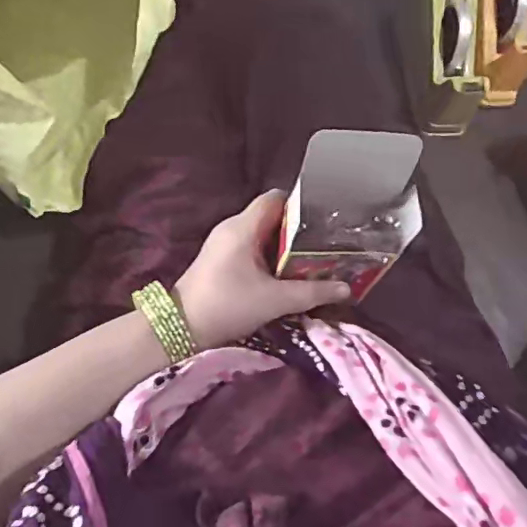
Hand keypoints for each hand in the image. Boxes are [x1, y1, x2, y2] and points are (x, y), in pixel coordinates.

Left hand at [174, 190, 352, 347]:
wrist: (180, 328)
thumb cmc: (227, 306)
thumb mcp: (275, 301)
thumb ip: (312, 293)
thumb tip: (347, 289)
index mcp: (243, 227)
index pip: (275, 198)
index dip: (300, 205)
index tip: (324, 220)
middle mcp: (231, 228)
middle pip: (271, 217)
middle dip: (298, 230)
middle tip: (324, 245)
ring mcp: (222, 244)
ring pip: (261, 235)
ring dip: (284, 247)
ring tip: (311, 261)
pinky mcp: (219, 261)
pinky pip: (250, 249)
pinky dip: (269, 257)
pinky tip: (285, 275)